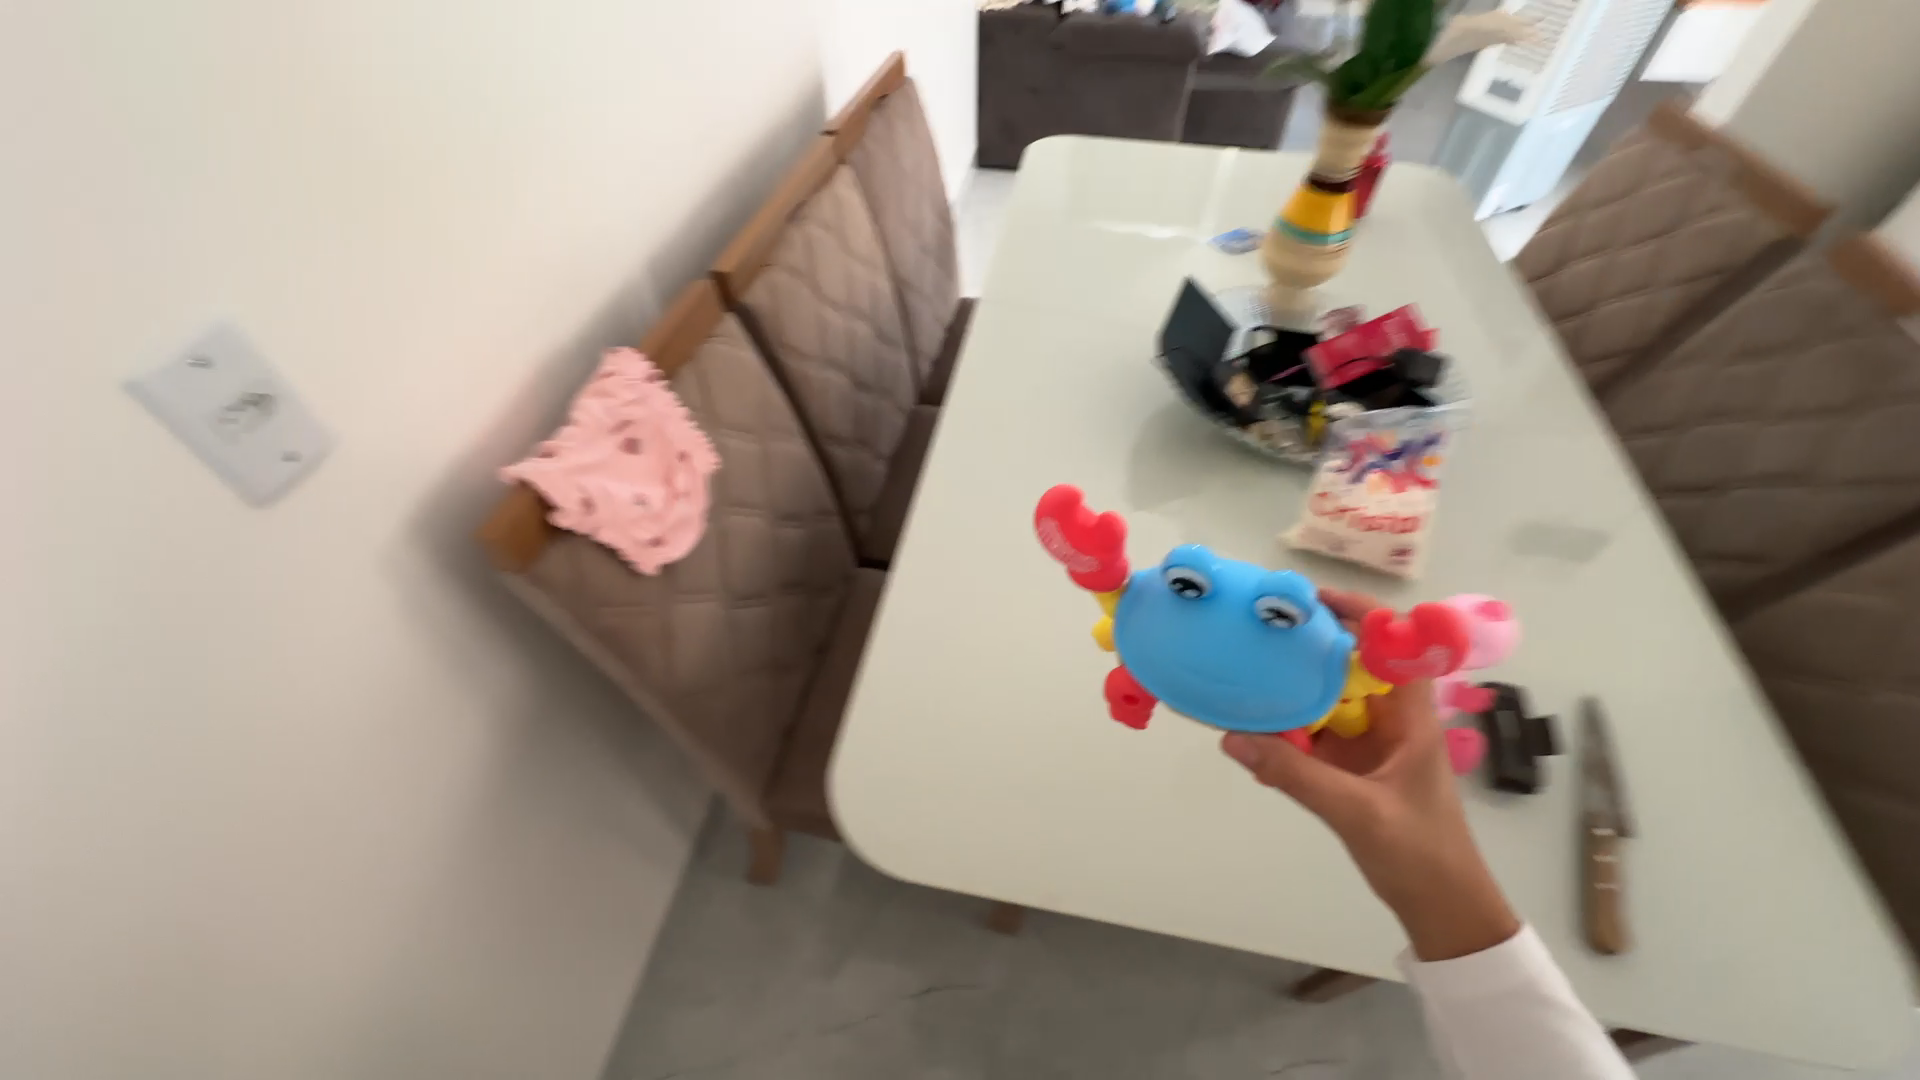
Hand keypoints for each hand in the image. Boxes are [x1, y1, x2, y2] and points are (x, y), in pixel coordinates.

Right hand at [1222, 588, 1520, 961]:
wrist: (1442, 910)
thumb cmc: (1420, 854)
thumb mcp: (1357, 812)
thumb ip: (1294, 774)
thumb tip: (1231, 737)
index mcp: (1411, 720)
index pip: (1395, 647)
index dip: (1361, 615)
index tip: (1312, 601)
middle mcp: (1389, 723)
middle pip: (1352, 667)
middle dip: (1311, 645)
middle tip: (1261, 629)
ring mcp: (1368, 747)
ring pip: (1327, 700)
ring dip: (1292, 686)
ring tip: (1246, 667)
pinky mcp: (1349, 770)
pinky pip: (1312, 735)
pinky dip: (1284, 728)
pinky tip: (1250, 728)